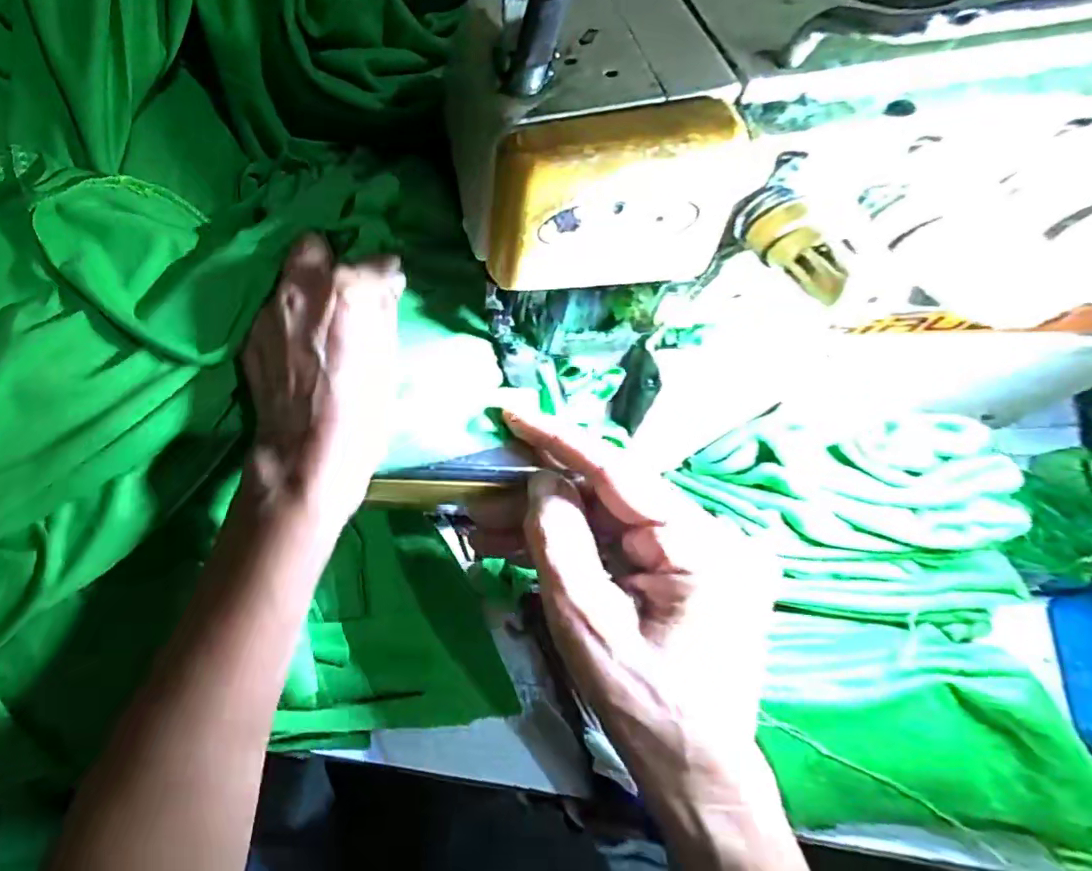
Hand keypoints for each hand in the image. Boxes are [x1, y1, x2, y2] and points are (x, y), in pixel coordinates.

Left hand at [239, 234, 403, 531]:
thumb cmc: (361, 410)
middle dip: (326, 261)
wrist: (305, 450)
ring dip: (301, 289)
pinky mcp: (249, 333)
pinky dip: (282, 318)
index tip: (379, 290)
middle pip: (311, 246)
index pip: (373, 259)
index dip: (378, 276)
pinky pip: (269, 310)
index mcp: (346, 288)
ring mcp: (268, 309)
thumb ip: (382, 307)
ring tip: (312, 319)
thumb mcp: (388, 356)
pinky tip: (291, 344)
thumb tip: (382, 282)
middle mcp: (300, 288)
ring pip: (285, 278)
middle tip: (337, 288)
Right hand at [498, 410, 789, 859]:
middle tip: (476, 487)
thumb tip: (539, 479)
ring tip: (478, 525)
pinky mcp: (665, 576)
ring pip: (594, 517)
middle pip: (602, 493)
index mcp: (700, 547)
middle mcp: (701, 541)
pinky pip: (601, 544)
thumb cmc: (642, 695)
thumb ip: (558, 538)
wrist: (686, 766)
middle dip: (533, 490)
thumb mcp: (586, 615)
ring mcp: (685, 559)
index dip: (558, 439)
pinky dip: (554, 543)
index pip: (618, 472)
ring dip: (535, 520)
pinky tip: (504, 545)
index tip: (510, 412)